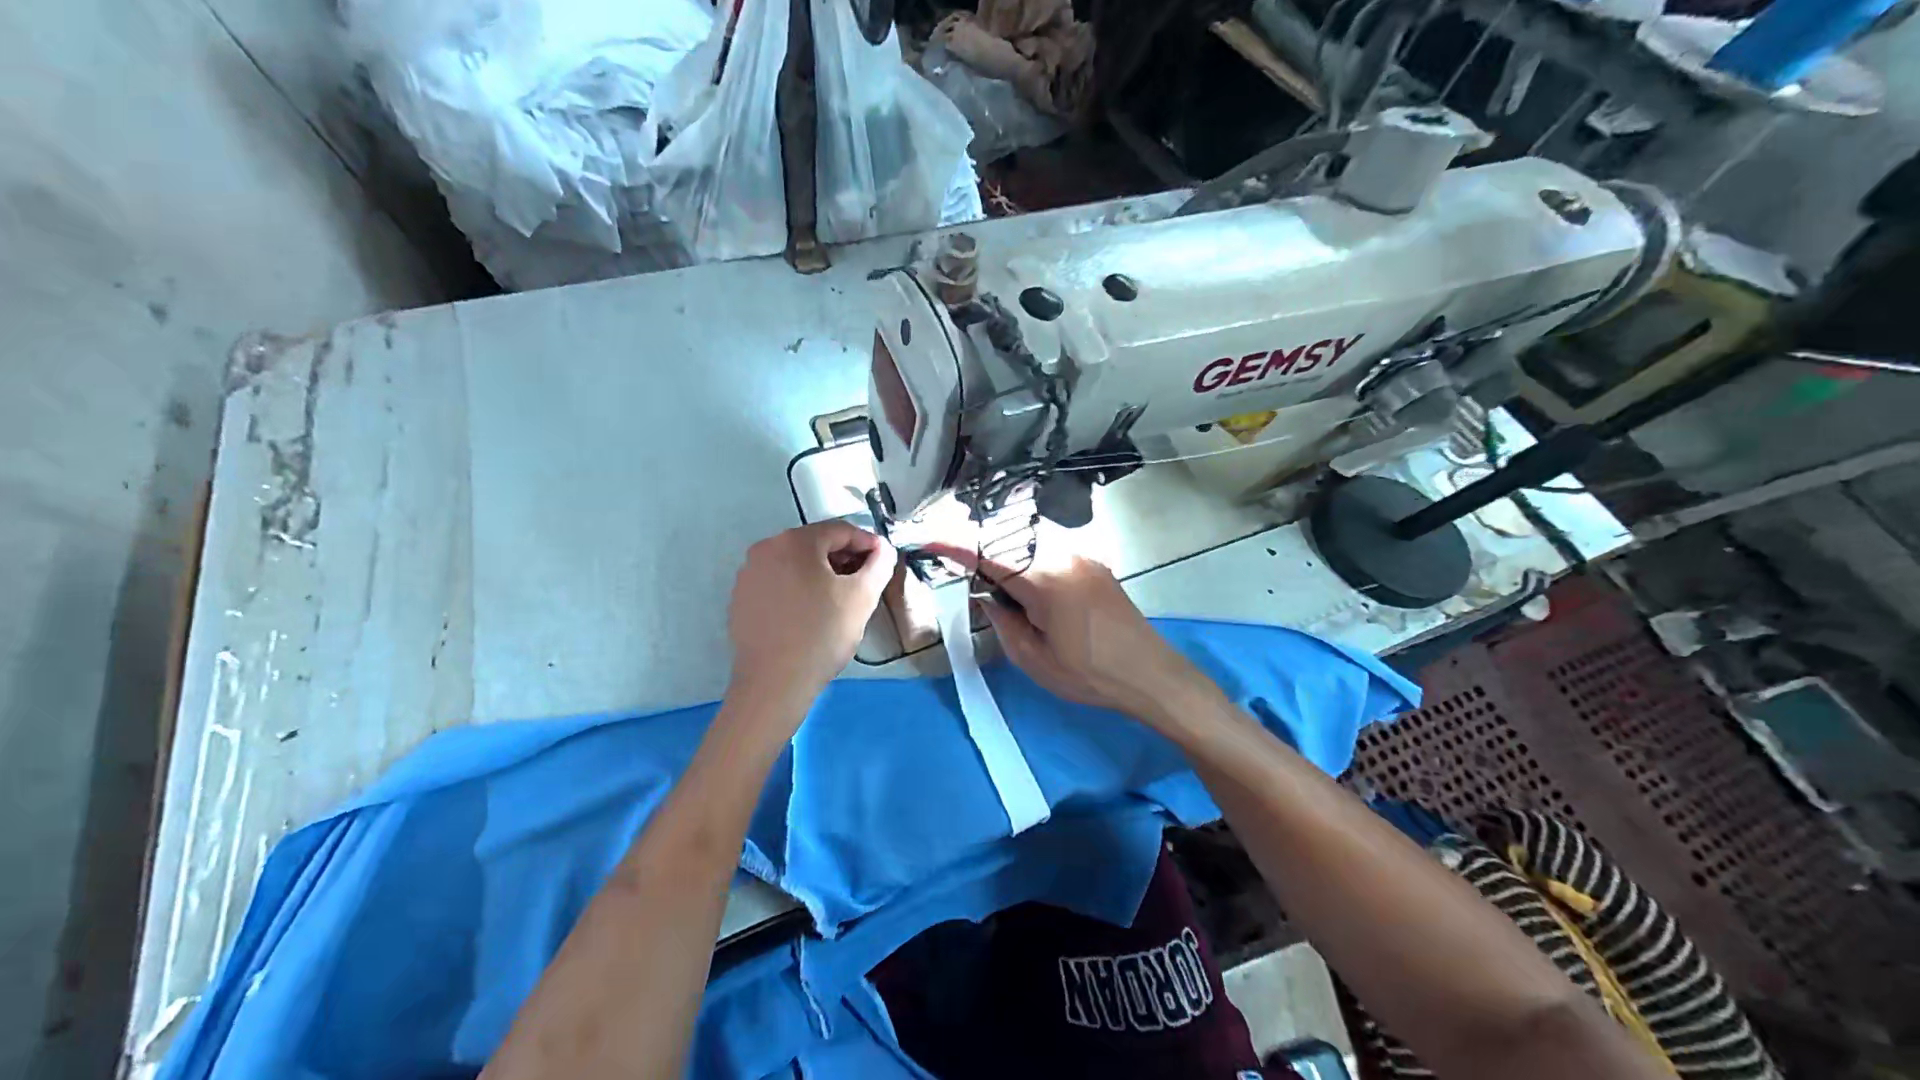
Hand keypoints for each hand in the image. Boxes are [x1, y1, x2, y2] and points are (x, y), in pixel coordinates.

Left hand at [726, 523, 896, 713]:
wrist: (774, 683)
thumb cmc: (822, 634)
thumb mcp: (862, 597)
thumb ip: (879, 565)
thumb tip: (883, 550)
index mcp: (794, 541)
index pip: (840, 530)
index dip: (867, 544)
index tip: (883, 563)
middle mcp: (765, 549)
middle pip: (815, 544)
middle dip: (843, 558)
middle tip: (864, 582)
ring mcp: (748, 574)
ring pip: (795, 563)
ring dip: (821, 573)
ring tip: (839, 599)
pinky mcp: (741, 599)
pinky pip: (777, 582)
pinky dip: (798, 588)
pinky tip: (811, 613)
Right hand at [926, 543, 1204, 719]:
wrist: (1152, 675)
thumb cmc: (1090, 674)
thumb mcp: (1033, 658)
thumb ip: (1002, 621)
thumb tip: (986, 597)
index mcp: (1044, 579)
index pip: (989, 554)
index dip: (954, 546)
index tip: (927, 539)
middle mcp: (1063, 557)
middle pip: (1009, 543)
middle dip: (981, 553)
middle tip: (965, 575)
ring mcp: (1082, 558)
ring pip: (1030, 547)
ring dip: (1007, 560)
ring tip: (997, 589)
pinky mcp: (1095, 566)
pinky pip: (1051, 554)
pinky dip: (1030, 564)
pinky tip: (1028, 590)